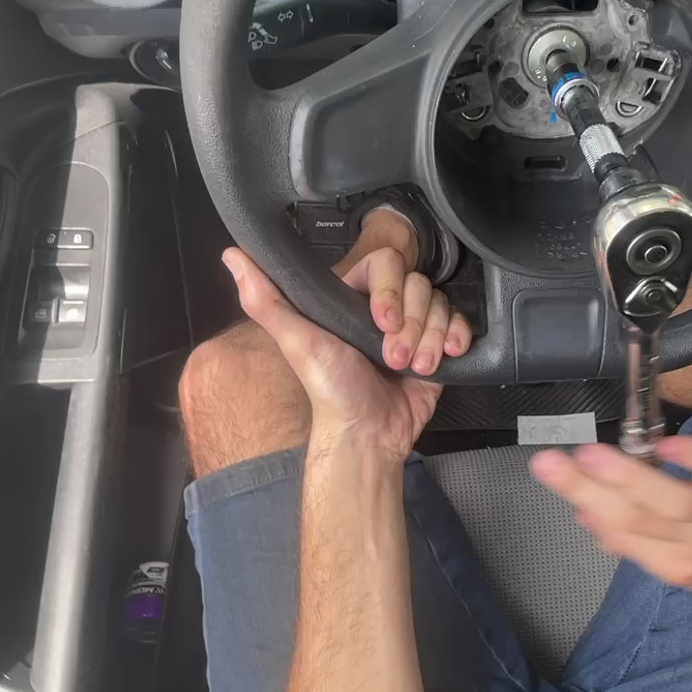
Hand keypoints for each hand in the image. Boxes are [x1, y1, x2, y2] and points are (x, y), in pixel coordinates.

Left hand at [222, 247, 465, 459]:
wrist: (370, 434)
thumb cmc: (331, 392)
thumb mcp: (296, 342)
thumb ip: (266, 299)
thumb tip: (234, 257)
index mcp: (351, 298)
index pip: (387, 264)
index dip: (390, 292)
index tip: (381, 321)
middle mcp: (383, 309)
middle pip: (418, 285)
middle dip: (411, 326)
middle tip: (391, 356)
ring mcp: (412, 327)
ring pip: (439, 304)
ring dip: (430, 340)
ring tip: (412, 367)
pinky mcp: (435, 346)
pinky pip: (458, 324)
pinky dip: (456, 339)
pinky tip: (443, 358)